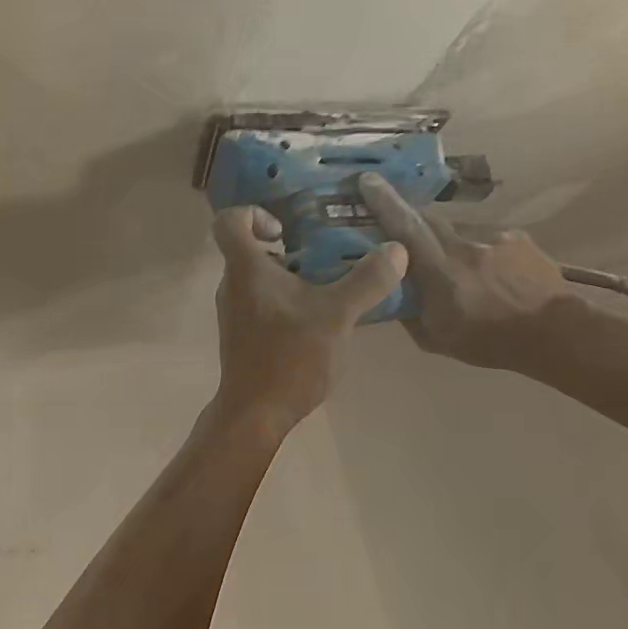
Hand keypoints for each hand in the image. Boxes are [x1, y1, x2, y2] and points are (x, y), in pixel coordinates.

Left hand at [207, 206, 407, 438]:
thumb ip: (367, 280)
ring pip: (260, 278)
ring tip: (329, 287)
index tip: (286, 230)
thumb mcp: (338, 315)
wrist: (256, 414)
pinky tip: (319, 319)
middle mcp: (233, 285)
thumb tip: (397, 249)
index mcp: (246, 269)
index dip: (254, 214)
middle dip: (289, 247)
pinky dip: (288, 300)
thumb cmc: (290, 357)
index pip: (230, 221)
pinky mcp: (243, 334)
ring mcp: (235, 312)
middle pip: (251, 249)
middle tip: (325, 254)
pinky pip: (263, 302)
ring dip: (292, 276)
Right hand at [358, 172, 579, 370]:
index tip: (368, 180)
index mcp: (441, 270)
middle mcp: (463, 245)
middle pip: (428, 221)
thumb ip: (411, 312)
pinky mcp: (516, 237)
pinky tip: (493, 274)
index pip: (405, 228)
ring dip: (452, 245)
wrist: (557, 333)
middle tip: (409, 240)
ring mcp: (493, 237)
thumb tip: (395, 292)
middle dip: (414, 224)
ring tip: (464, 273)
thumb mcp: (437, 338)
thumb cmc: (491, 342)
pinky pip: (486, 238)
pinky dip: (481, 251)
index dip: (384, 203)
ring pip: (459, 231)